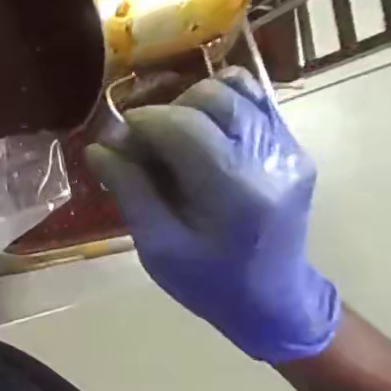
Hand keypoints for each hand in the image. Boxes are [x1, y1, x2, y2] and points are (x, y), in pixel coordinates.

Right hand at [86, 68, 338, 361]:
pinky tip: (200, 138)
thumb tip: (98, 147)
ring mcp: (288, 148)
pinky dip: (218, 108)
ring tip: (173, 139)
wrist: (274, 301)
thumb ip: (130, 191)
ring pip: (235, 88)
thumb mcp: (158, 247)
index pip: (182, 123)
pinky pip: (254, 102)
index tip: (117, 143)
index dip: (141, 123)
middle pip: (210, 96)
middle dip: (165, 111)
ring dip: (192, 105)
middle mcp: (269, 157)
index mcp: (234, 190)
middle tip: (144, 146)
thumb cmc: (209, 283)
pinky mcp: (293, 147)